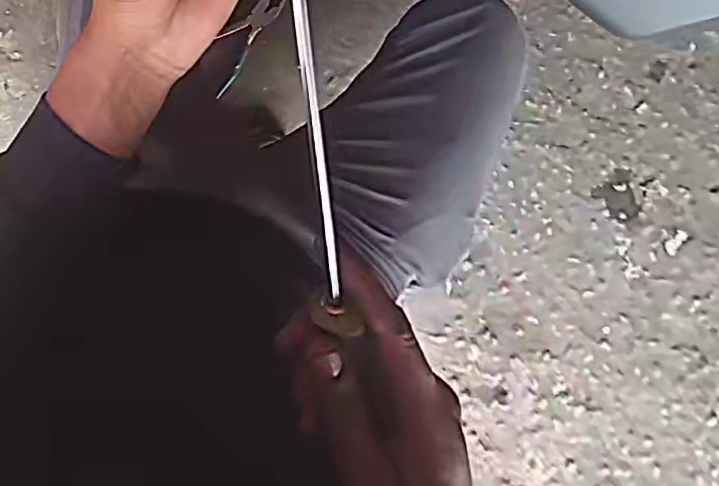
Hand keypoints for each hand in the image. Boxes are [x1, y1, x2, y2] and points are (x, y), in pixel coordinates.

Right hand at [278, 253, 470, 485]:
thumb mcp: (363, 470)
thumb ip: (341, 406)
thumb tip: (321, 347)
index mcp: (425, 404)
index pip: (390, 324)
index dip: (361, 284)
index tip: (337, 254)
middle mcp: (428, 394)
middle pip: (370, 336)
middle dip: (324, 334)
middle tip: (289, 346)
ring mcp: (422, 404)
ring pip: (365, 356)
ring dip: (326, 365)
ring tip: (304, 400)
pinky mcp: (411, 416)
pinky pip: (370, 378)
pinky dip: (339, 383)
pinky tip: (320, 408)